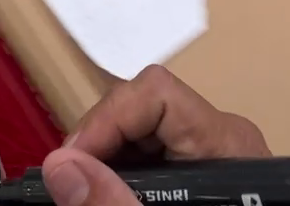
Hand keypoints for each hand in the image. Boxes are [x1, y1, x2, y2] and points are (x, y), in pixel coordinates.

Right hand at [40, 65, 269, 205]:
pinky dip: (123, 181)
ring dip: (106, 164)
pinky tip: (110, 201)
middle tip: (69, 188)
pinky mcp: (204, 184)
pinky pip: (153, 162)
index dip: (107, 118)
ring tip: (84, 197)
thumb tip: (60, 166)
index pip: (156, 94)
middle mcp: (225, 143)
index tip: (70, 164)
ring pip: (142, 135)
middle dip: (99, 145)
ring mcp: (215, 162)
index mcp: (229, 148)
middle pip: (143, 110)